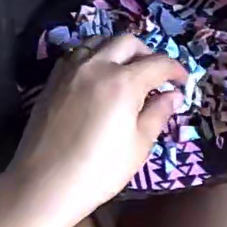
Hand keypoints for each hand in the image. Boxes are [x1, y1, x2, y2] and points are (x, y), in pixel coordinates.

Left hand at [2, 34, 186, 226]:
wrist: (43, 185)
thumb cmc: (97, 172)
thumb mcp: (138, 146)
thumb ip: (158, 114)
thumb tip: (173, 95)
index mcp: (123, 82)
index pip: (158, 63)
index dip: (175, 69)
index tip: (182, 81)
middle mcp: (97, 66)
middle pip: (128, 42)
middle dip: (147, 53)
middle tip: (156, 74)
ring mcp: (71, 69)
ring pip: (100, 41)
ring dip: (119, 50)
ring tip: (126, 71)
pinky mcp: (52, 79)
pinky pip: (77, 53)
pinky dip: (94, 56)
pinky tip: (98, 77)